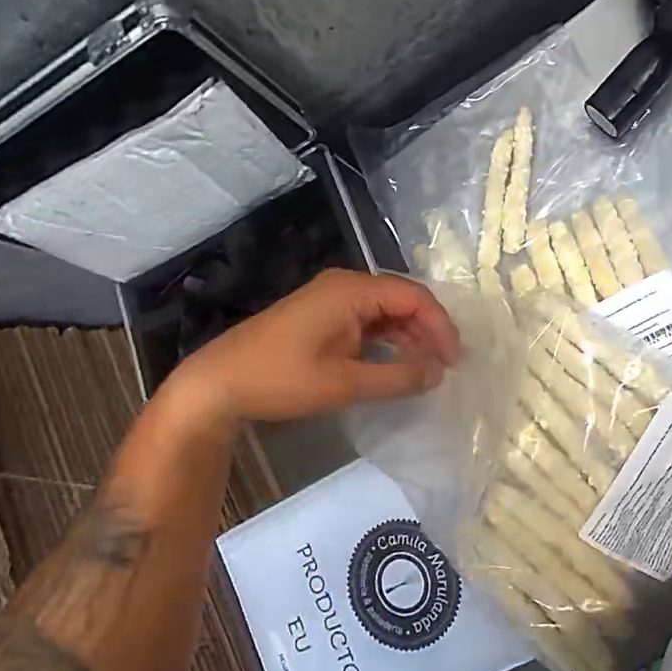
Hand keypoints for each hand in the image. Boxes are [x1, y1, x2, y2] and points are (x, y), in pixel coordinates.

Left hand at [163, 269, 460, 425]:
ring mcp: (333, 299)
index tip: (454, 360)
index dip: (441, 327)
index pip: (415, 297)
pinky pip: (370, 320)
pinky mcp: (324, 315)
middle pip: (404, 300)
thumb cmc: (280, 379)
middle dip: (430, 331)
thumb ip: (398, 378)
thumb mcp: (345, 384)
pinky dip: (390, 340)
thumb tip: (438, 374)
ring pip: (389, 311)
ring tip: (429, 368)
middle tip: (446, 366)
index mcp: (352, 291)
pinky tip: (400, 362)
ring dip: (411, 337)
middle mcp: (346, 286)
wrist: (216, 384)